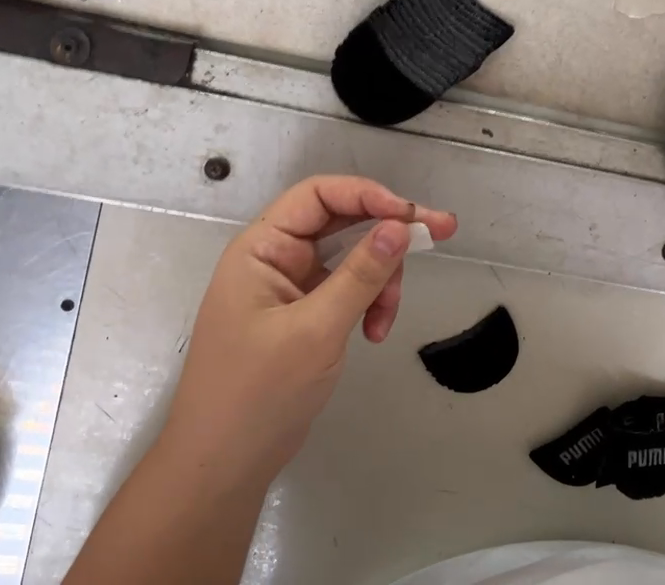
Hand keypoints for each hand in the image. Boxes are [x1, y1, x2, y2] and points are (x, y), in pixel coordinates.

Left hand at [159, 175, 458, 479]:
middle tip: (442, 233)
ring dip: (381, 280)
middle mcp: (276, 258)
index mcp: (262, 248)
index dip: (368, 195)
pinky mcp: (305, 315)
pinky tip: (376, 332)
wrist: (221, 469)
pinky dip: (369, 304)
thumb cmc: (257, 394)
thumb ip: (361, 275)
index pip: (319, 195)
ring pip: (352, 258)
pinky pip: (348, 290)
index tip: (411, 216)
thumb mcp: (316, 330)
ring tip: (387, 319)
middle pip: (342, 222)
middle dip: (388, 234)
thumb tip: (401, 226)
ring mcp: (291, 287)